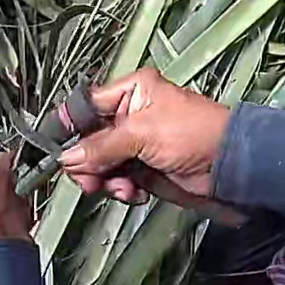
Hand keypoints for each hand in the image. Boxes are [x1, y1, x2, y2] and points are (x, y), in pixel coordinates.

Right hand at [58, 69, 229, 204]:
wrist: (228, 166)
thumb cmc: (191, 134)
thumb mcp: (142, 133)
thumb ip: (101, 146)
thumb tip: (66, 158)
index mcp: (131, 91)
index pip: (86, 106)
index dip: (69, 128)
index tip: (55, 150)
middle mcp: (130, 114)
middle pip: (89, 139)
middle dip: (88, 162)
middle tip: (90, 182)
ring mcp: (137, 143)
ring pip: (102, 163)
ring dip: (106, 179)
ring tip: (122, 188)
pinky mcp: (145, 167)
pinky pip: (119, 178)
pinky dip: (122, 189)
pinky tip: (134, 193)